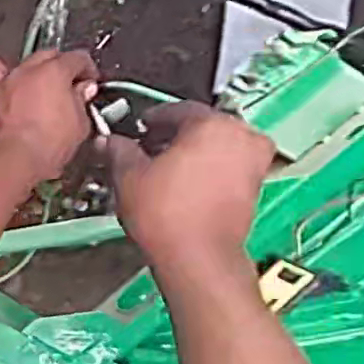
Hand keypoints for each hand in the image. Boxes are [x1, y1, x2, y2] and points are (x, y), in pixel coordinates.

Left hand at [0, 50, 100, 181]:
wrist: (6, 166)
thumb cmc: (41, 147)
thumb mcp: (78, 126)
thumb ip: (80, 103)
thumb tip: (82, 92)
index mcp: (52, 73)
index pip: (75, 58)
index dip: (86, 69)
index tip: (88, 80)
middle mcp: (22, 75)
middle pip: (42, 57)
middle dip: (56, 66)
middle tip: (63, 84)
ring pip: (2, 66)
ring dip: (14, 71)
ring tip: (22, 83)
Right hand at [105, 102, 275, 273]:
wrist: (195, 254)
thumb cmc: (168, 215)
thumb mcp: (128, 175)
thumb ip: (118, 150)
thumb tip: (109, 142)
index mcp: (212, 124)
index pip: (177, 109)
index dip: (150, 118)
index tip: (137, 127)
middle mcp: (241, 136)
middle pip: (200, 125)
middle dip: (171, 136)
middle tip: (144, 149)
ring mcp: (253, 161)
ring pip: (215, 145)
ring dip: (189, 152)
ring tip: (159, 170)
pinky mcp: (254, 184)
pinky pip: (226, 164)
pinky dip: (204, 168)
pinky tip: (178, 185)